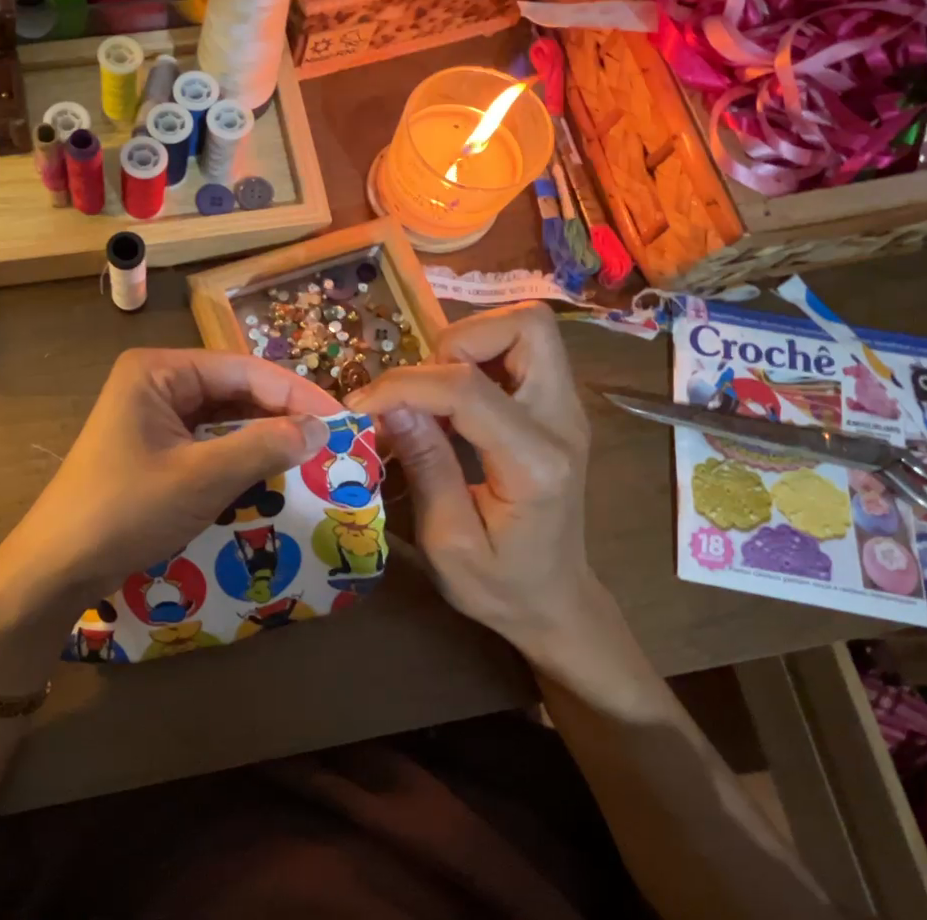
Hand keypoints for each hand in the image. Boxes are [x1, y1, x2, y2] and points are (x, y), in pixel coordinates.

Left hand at [0, 349, 339, 693]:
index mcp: (158, 370)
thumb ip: (263, 446)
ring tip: (312, 456)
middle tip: (334, 441)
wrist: (57, 565)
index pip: (243, 370)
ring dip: (263, 436)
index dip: (297, 394)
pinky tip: (269, 472)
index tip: (344, 421)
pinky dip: (237, 456)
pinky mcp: (149, 449)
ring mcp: (149, 416)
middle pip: (233, 390)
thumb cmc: (125, 511)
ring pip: (221, 418)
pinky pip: (205, 443)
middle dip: (282, 414)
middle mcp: (154, 382)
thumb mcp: (202, 478)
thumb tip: (318, 429)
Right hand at [345, 304, 595, 651]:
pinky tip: (450, 399)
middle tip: (421, 384)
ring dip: (470, 343)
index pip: (468, 388)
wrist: (556, 601)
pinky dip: (478, 356)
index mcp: (535, 463)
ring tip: (433, 390)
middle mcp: (562, 421)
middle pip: (526, 326)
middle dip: (458, 340)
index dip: (404, 386)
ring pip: (528, 327)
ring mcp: (566, 409)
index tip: (360, 406)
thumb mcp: (447, 541)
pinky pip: (521, 350)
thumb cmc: (500, 585)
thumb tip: (391, 404)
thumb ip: (425, 465)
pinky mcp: (556, 407)